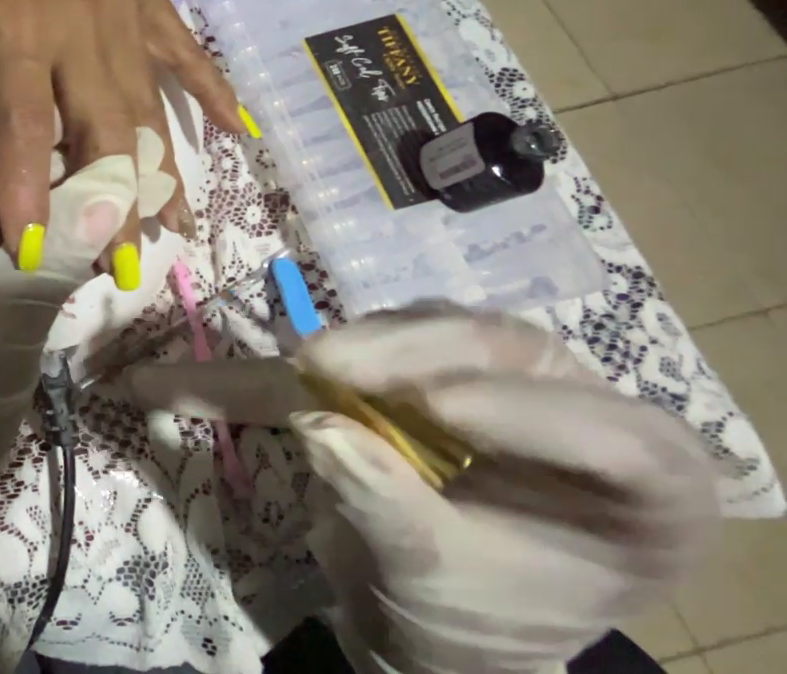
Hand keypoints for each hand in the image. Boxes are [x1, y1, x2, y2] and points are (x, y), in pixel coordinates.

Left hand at [0, 0, 240, 282]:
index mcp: (18, 24)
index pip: (23, 124)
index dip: (26, 189)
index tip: (34, 252)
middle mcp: (81, 28)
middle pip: (101, 129)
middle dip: (111, 202)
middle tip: (121, 270)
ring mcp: (124, 15)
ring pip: (148, 105)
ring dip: (161, 172)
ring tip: (173, 233)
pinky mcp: (150, 0)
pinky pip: (186, 54)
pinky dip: (211, 95)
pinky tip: (238, 138)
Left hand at [0, 136, 132, 652]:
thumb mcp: (10, 307)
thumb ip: (64, 239)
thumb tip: (126, 177)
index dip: (45, 146)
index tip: (111, 138)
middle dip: (59, 188)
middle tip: (132, 181)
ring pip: (1, 230)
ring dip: (56, 227)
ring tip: (124, 216)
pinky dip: (40, 261)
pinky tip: (92, 256)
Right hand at [119, 305, 720, 673]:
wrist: (432, 616)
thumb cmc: (464, 619)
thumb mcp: (430, 582)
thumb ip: (385, 507)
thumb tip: (317, 427)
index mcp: (648, 495)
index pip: (616, 440)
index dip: (525, 413)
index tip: (429, 407)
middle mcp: (585, 413)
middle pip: (504, 352)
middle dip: (407, 351)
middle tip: (318, 364)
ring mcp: (507, 379)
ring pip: (438, 329)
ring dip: (365, 342)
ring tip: (305, 368)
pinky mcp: (438, 366)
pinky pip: (388, 338)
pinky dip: (337, 351)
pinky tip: (300, 366)